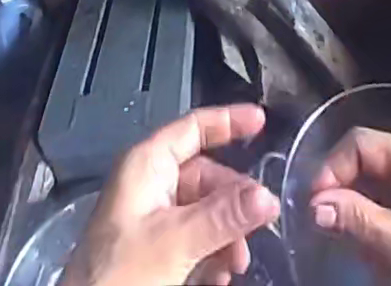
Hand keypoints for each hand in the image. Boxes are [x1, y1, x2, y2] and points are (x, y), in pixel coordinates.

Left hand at [59, 104, 280, 285]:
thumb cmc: (121, 274)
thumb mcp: (176, 242)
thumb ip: (223, 217)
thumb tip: (268, 195)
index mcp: (147, 163)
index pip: (194, 127)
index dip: (228, 121)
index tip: (262, 122)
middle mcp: (149, 182)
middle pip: (205, 175)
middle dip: (233, 201)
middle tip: (260, 225)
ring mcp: (150, 216)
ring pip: (202, 211)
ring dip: (225, 234)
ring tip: (237, 264)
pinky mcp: (151, 249)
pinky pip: (192, 238)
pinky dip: (210, 253)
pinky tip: (219, 277)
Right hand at [308, 128, 390, 285]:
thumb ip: (362, 222)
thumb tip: (314, 204)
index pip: (362, 143)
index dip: (333, 168)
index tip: (313, 204)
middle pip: (367, 165)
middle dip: (343, 193)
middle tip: (323, 228)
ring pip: (376, 192)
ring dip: (358, 217)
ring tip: (349, 247)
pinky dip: (376, 232)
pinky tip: (372, 256)